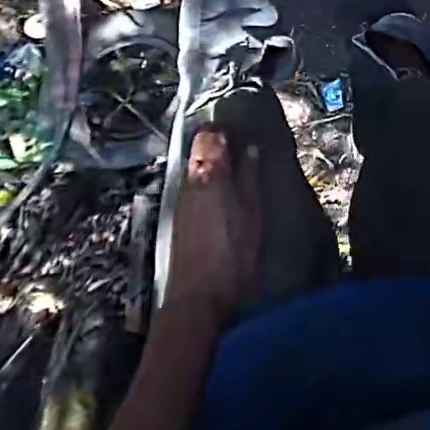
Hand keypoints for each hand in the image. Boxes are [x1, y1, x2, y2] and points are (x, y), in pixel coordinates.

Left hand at [165, 126, 259, 323]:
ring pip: (193, 165)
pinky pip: (191, 184)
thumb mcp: (252, 215)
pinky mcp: (178, 215)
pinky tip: (218, 194)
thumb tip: (250, 149)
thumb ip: (250, 178)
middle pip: (198, 146)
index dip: (225, 129)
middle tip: (238, 148)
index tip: (241, 131)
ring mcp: (180, 198)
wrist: (196, 300)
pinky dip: (204, 179)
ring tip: (232, 169)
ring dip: (209, 161)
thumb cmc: (232, 256)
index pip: (211, 135)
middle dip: (216, 142)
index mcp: (210, 173)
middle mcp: (190, 180)